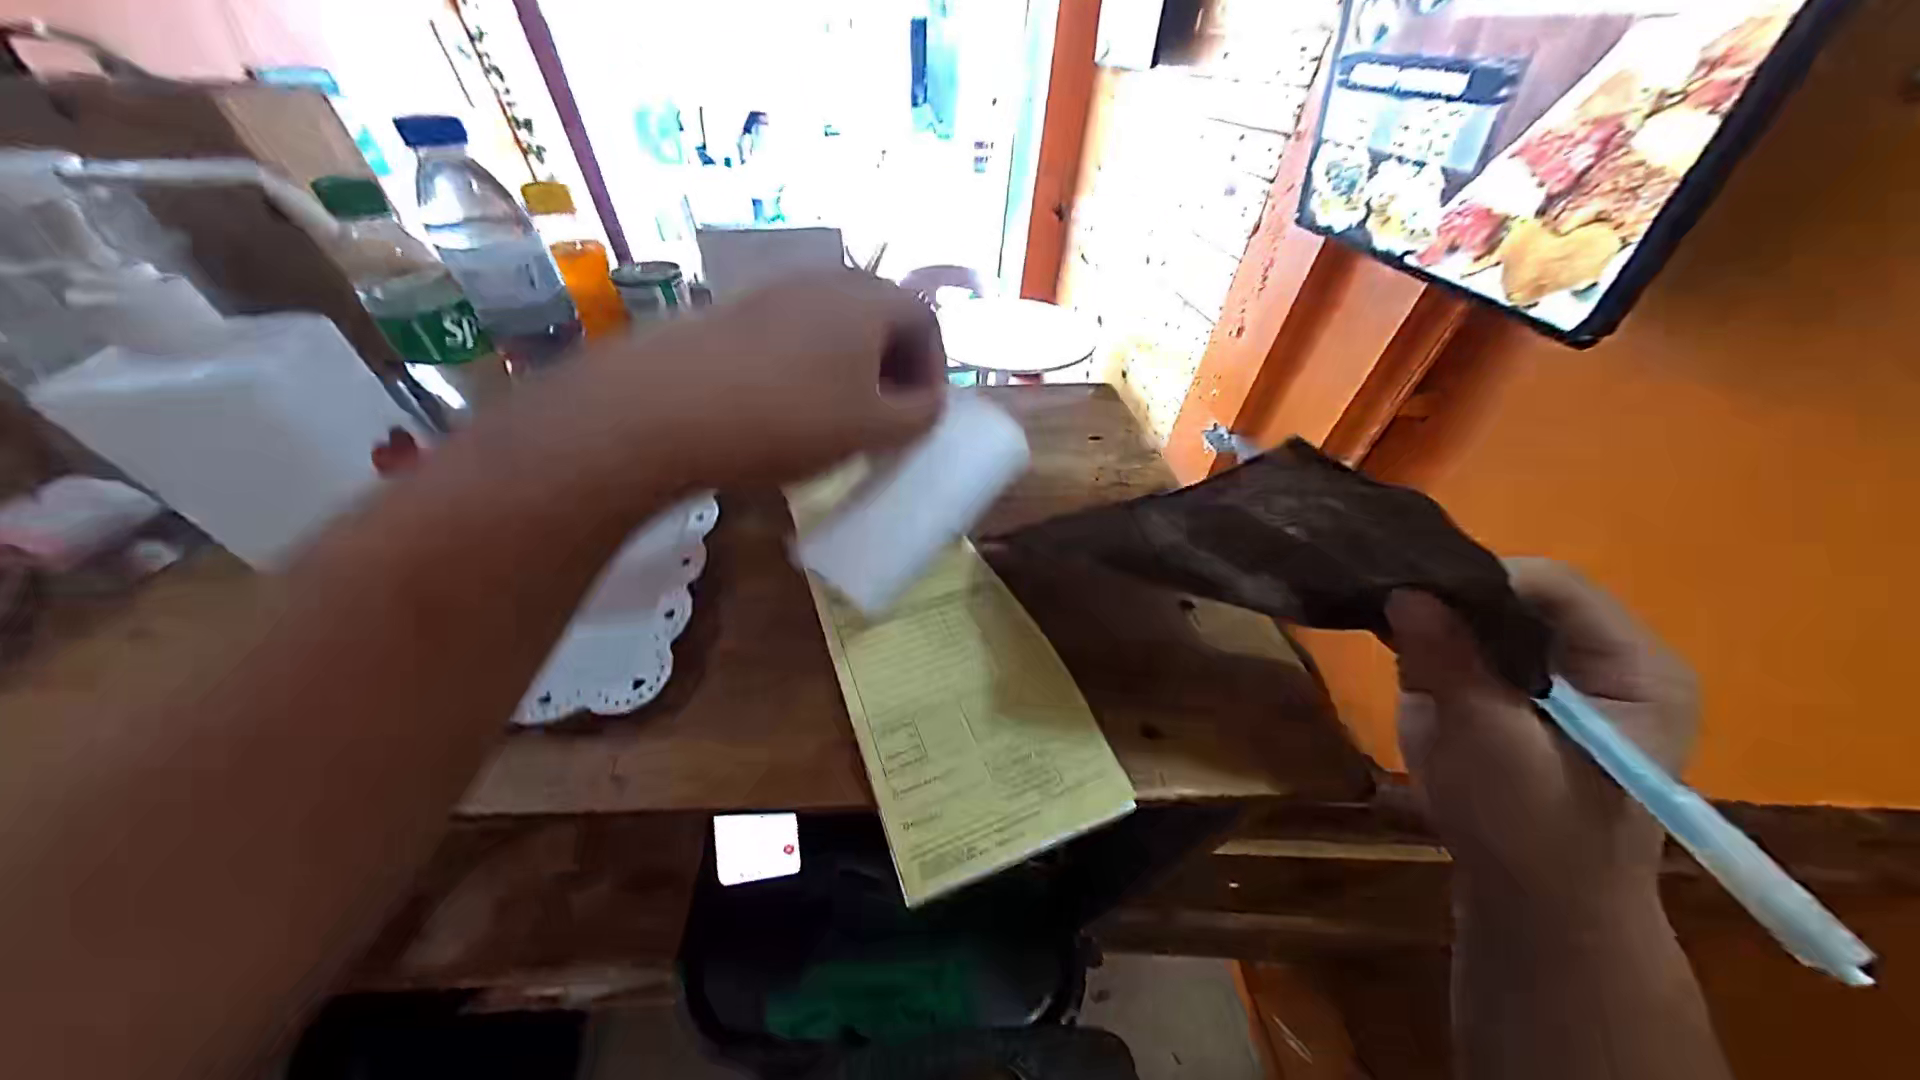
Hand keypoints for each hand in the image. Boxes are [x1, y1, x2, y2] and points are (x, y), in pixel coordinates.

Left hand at [565, 271, 946, 489]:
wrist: (666, 409)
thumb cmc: (790, 417)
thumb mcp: (871, 428)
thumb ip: (919, 415)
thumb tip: (929, 402)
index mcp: (870, 299)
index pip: (927, 321)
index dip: (934, 369)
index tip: (921, 412)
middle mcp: (826, 280)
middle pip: (881, 317)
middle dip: (893, 367)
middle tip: (885, 415)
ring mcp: (774, 291)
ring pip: (835, 326)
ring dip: (851, 368)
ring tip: (839, 416)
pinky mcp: (734, 311)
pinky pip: (794, 334)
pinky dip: (810, 367)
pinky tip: (789, 407)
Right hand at [1385, 558, 1698, 921]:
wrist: (1533, 903)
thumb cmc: (1532, 832)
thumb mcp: (1491, 746)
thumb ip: (1451, 665)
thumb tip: (1402, 591)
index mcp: (1631, 666)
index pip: (1555, 585)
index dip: (1480, 578)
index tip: (1410, 588)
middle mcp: (1596, 656)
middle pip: (1516, 593)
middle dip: (1448, 595)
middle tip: (1383, 598)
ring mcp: (1549, 671)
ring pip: (1482, 612)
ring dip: (1431, 615)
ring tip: (1379, 614)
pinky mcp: (1506, 687)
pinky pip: (1462, 639)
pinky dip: (1424, 636)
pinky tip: (1391, 640)